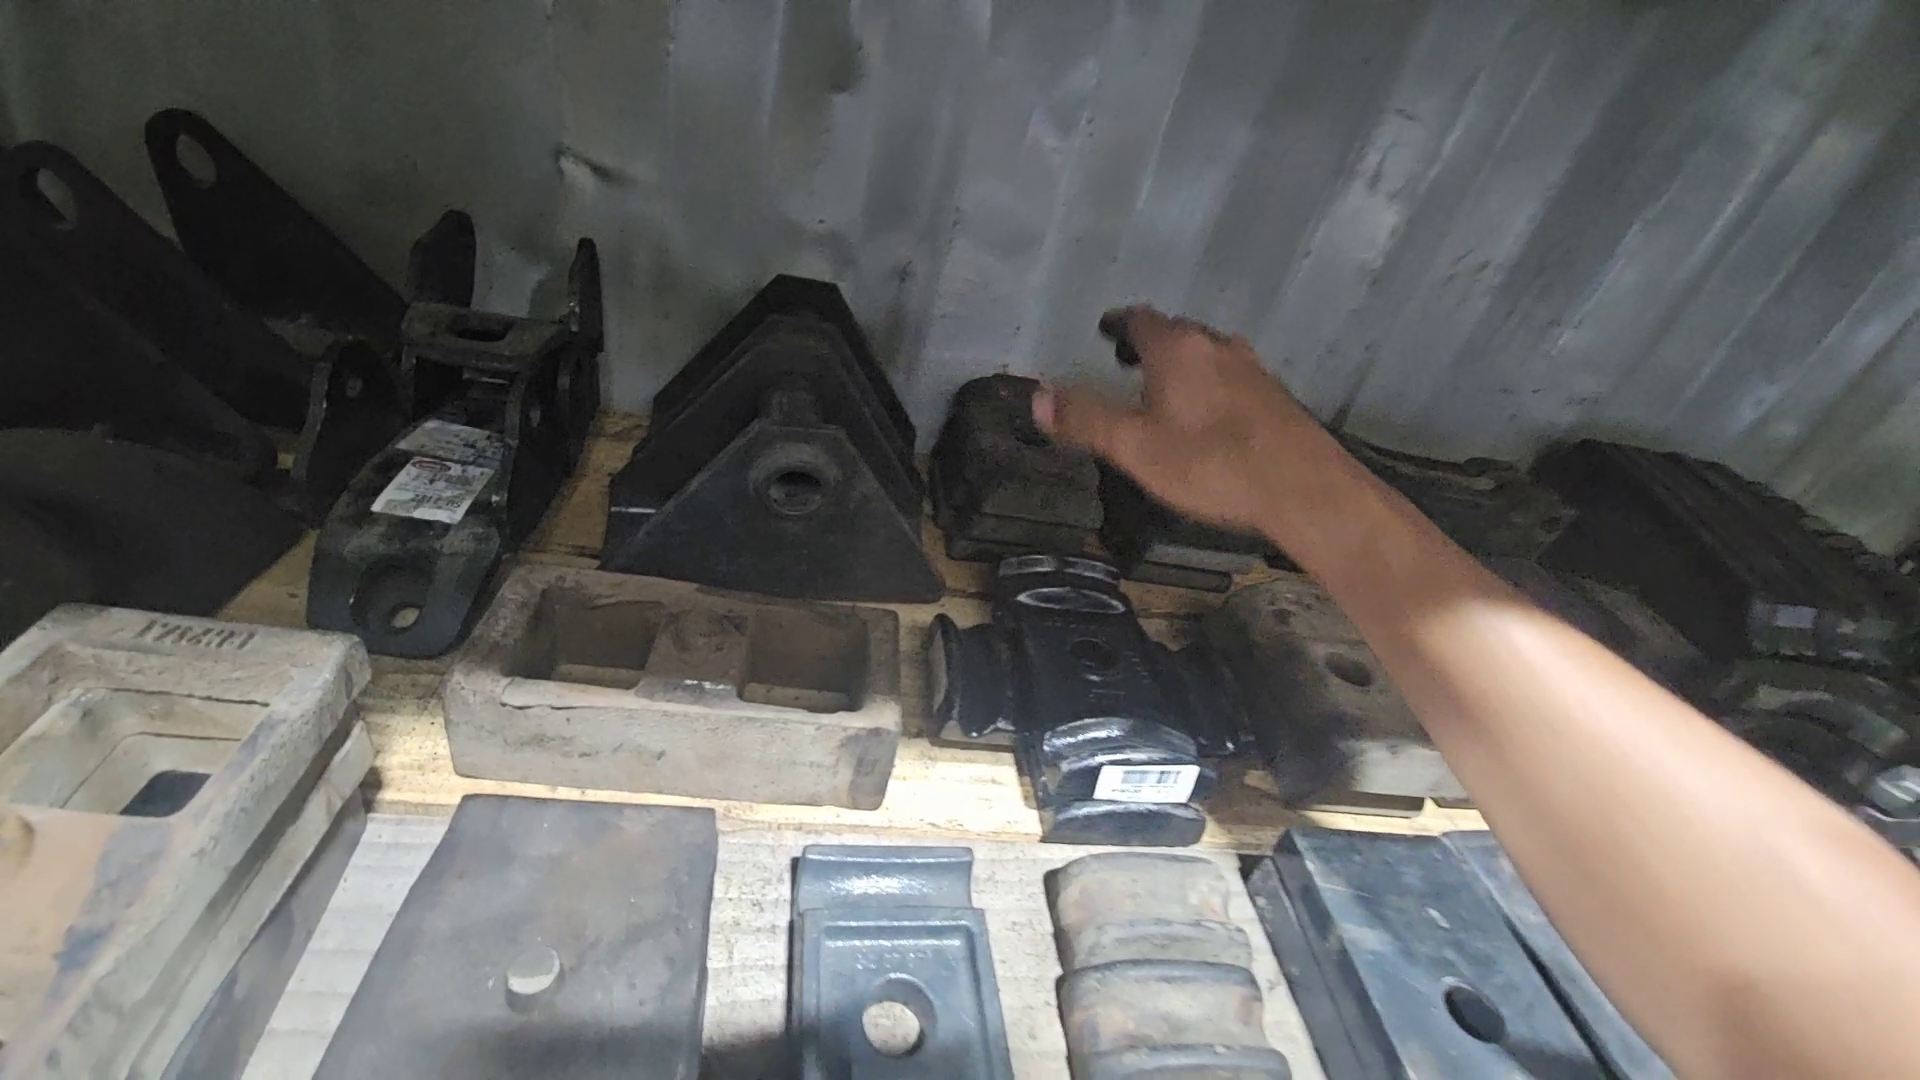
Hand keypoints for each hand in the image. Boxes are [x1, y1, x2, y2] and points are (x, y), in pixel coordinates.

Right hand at [1033, 306, 1349, 538]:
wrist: (1302, 489)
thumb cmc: (1210, 464)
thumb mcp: (1134, 448)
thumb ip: (1085, 421)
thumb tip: (1036, 396)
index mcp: (1177, 350)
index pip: (1140, 319)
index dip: (1118, 323)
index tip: (1105, 331)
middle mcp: (1217, 346)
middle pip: (1177, 332)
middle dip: (1149, 342)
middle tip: (1127, 362)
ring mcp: (1252, 369)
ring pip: (1208, 353)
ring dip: (1183, 362)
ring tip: (1164, 387)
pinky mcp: (1274, 396)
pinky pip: (1231, 376)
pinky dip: (1210, 383)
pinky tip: (1208, 414)